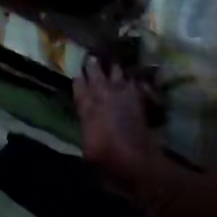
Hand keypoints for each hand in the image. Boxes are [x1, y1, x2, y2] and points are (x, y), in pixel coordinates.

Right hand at [73, 58, 167, 201]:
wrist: (135, 158)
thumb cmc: (105, 157)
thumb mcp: (86, 148)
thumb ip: (86, 130)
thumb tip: (87, 126)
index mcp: (87, 107)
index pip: (79, 86)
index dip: (78, 80)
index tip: (77, 75)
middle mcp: (103, 96)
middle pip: (96, 74)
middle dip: (93, 66)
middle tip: (91, 58)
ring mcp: (123, 95)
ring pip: (117, 73)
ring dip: (114, 68)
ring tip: (112, 62)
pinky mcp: (139, 99)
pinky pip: (135, 83)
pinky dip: (133, 80)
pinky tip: (133, 78)